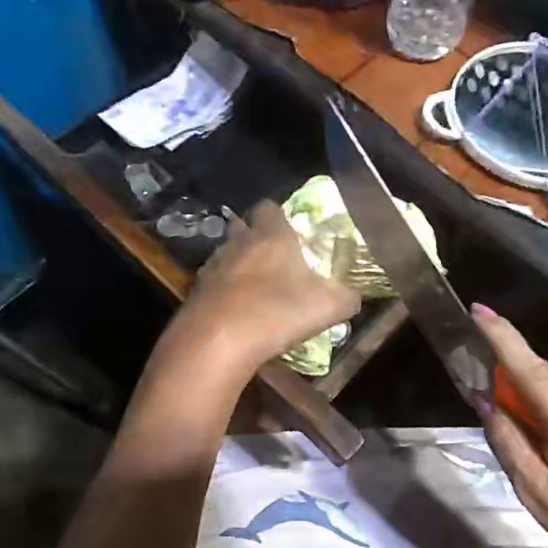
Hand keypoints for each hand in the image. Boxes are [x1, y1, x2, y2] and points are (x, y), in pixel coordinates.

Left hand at [178, 200, 361, 373]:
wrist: (218, 340)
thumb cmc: (278, 312)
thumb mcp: (328, 308)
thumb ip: (346, 298)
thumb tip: (353, 297)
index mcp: (272, 236)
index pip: (270, 207)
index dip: (278, 217)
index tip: (289, 233)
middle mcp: (238, 242)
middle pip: (242, 226)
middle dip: (253, 236)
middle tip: (271, 259)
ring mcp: (212, 265)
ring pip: (224, 253)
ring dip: (235, 264)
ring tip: (251, 287)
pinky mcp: (195, 289)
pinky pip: (211, 281)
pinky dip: (220, 290)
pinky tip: (232, 309)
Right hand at [470, 303, 547, 547]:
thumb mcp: (540, 496)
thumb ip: (510, 444)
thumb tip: (484, 403)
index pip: (528, 369)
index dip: (501, 337)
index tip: (478, 309)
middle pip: (541, 373)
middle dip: (505, 364)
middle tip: (472, 371)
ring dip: (524, 388)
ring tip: (500, 411)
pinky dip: (543, 402)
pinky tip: (533, 427)